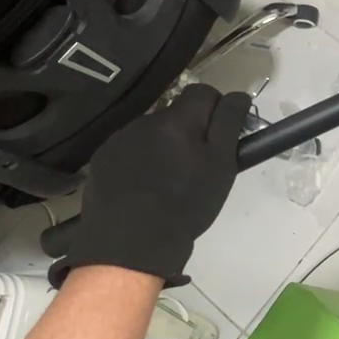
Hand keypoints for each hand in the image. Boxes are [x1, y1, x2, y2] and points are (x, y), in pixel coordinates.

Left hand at [51, 84, 250, 287]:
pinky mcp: (102, 160)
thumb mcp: (221, 165)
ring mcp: (119, 140)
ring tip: (168, 180)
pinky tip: (143, 187)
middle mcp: (145, 121)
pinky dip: (142, 159)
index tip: (221, 136)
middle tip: (198, 165)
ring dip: (165, 144)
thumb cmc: (185, 205)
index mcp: (177, 120)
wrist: (129, 247)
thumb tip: (236, 96)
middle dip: (191, 130)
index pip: (203, 92)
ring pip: (154, 131)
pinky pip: (131, 148)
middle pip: (177, 113)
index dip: (217, 109)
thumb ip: (229, 123)